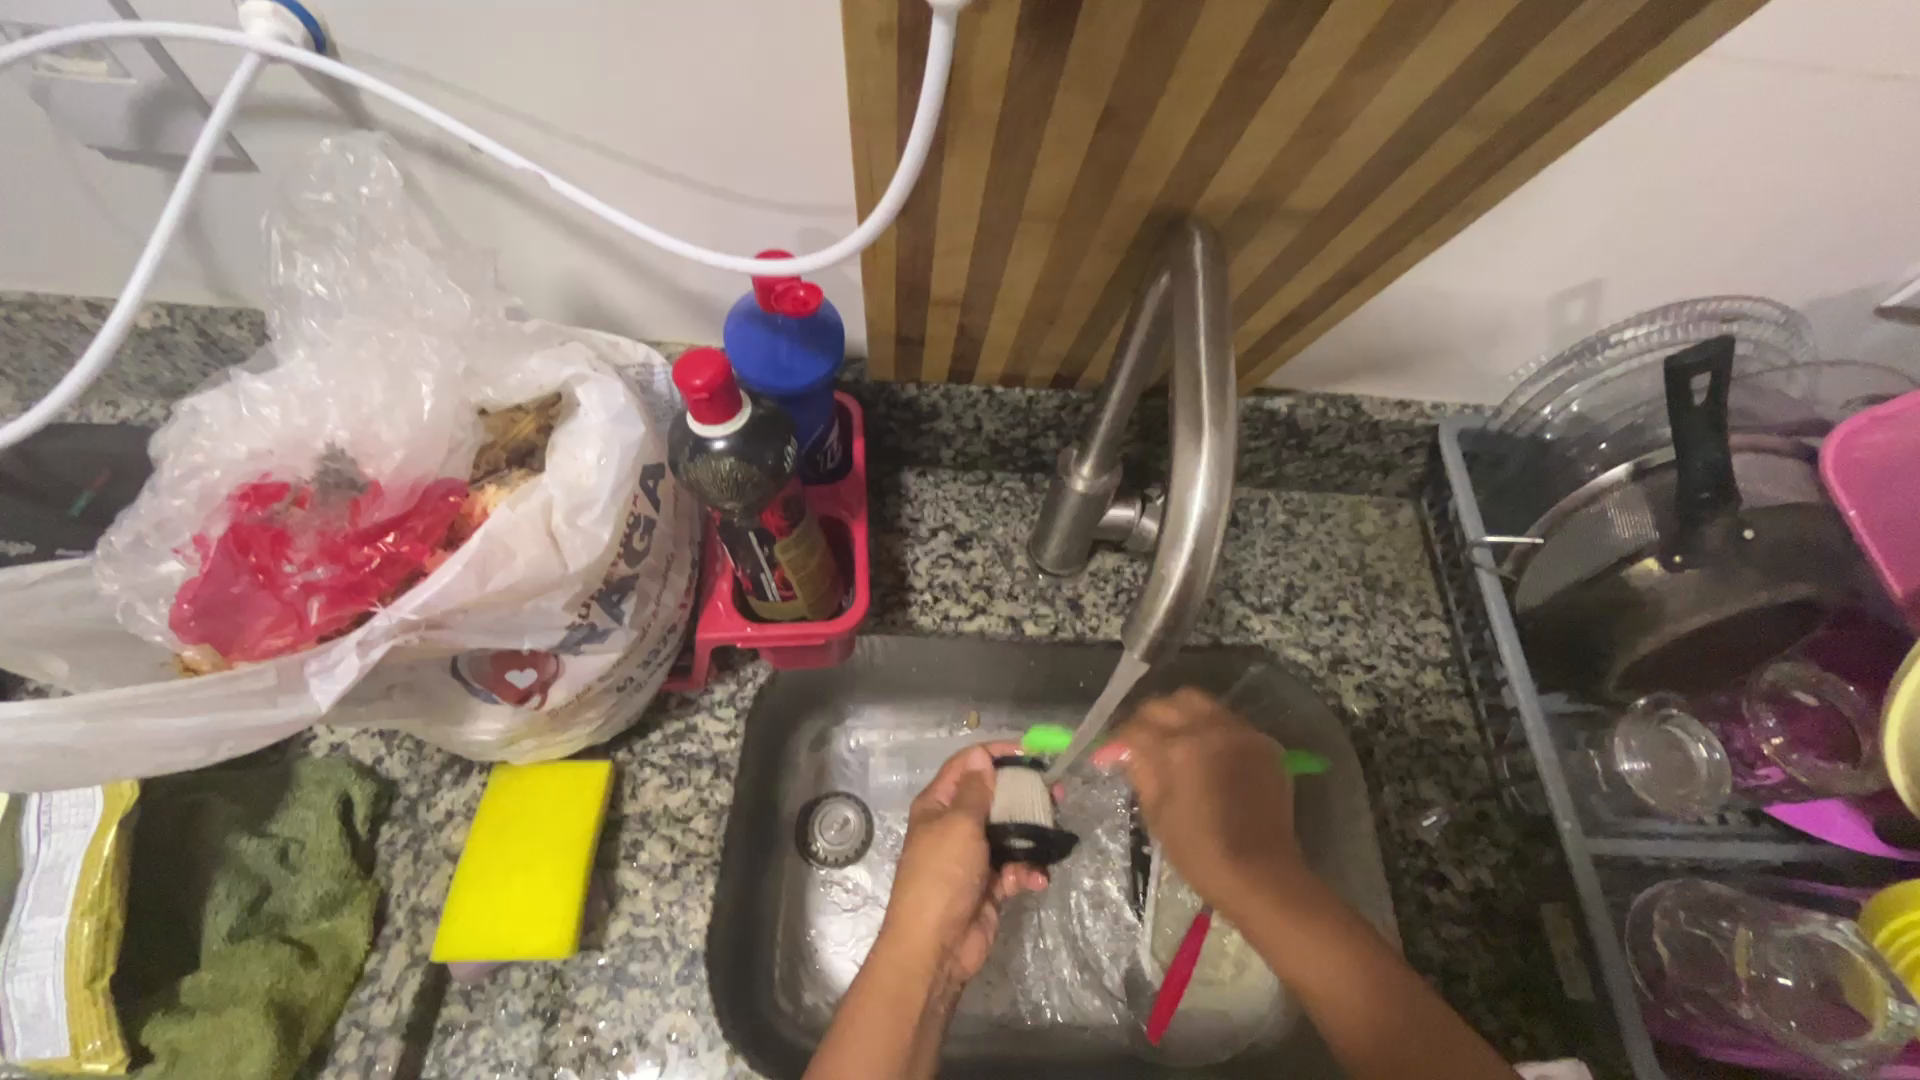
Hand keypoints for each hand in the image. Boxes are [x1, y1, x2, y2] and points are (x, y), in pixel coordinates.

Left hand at [875, 743, 1047, 987]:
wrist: (935, 947)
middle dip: (1023, 793)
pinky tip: (1037, 877)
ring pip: (1009, 832)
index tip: (1029, 751)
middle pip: (993, 798)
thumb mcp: (957, 825)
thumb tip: (981, 758)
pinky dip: (1028, 871)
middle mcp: (954, 826)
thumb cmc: (942, 876)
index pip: (967, 766)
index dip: (995, 754)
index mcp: (938, 805)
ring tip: (1057, 830)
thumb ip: (975, 792)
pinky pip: (1015, 868)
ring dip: (1032, 833)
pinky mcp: (989, 885)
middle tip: (1056, 790)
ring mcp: (973, 856)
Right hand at [1091, 689, 1314, 921]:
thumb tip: (1127, 752)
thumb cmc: (1201, 853)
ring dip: (1179, 716)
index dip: (1117, 741)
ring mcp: (1240, 733)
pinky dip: (1210, 729)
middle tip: (1138, 742)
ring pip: (1199, 703)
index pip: (1136, 729)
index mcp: (1176, 750)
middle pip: (1166, 704)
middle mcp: (1208, 730)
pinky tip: (1206, 753)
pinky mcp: (1263, 744)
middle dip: (1146, 720)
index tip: (1108, 756)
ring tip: (1172, 740)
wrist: (1261, 874)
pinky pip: (1228, 721)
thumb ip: (1141, 773)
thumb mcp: (1157, 815)